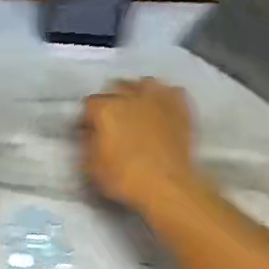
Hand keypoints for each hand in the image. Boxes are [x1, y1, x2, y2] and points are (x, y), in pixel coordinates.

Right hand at [82, 78, 201, 207]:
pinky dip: (165, 96)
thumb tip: (89, 131)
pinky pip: (173, 91)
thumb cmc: (123, 178)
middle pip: (116, 87)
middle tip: (111, 120)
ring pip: (145, 83)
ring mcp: (159, 100)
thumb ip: (87, 142)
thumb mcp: (91, 165)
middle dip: (111, 101)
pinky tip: (162, 108)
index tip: (88, 130)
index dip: (88, 117)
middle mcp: (131, 97)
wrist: (167, 185)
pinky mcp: (181, 108)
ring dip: (138, 92)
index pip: (90, 103)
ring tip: (137, 107)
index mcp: (106, 110)